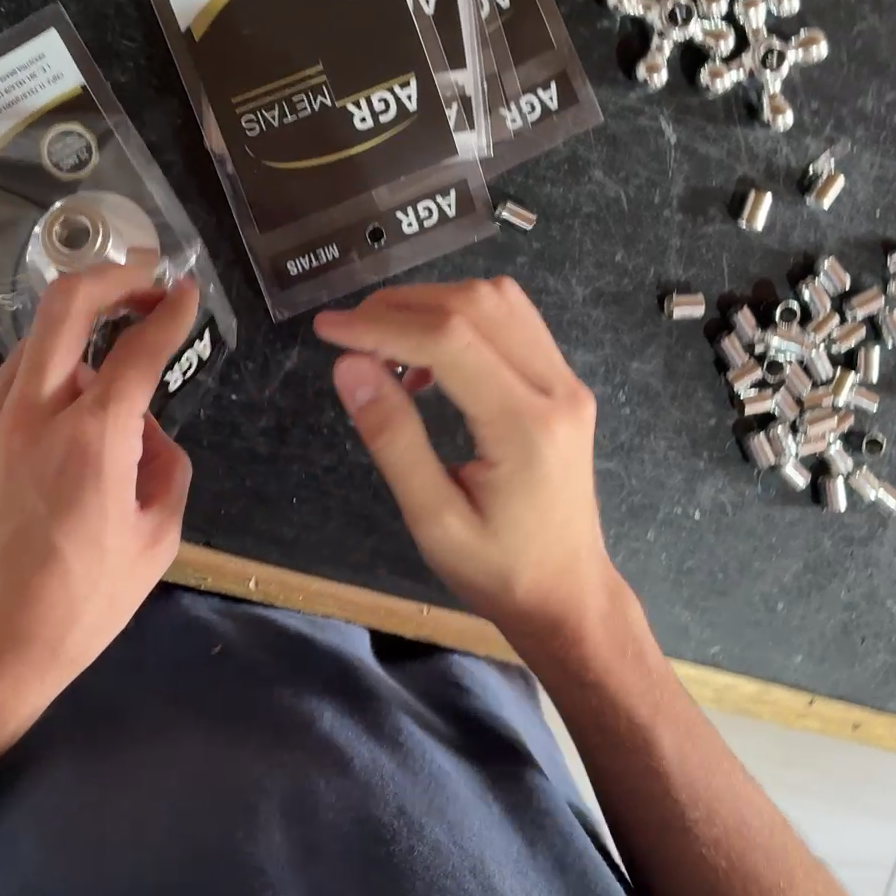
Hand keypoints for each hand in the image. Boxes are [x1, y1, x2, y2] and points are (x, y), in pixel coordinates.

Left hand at [0, 264, 198, 751]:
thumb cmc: (79, 608)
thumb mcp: (155, 543)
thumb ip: (167, 471)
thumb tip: (151, 435)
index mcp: (93, 440)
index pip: (140, 351)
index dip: (170, 312)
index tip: (188, 292)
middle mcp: (34, 415)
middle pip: (64, 307)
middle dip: (111, 278)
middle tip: (144, 282)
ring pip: (34, 342)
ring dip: (79, 332)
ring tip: (114, 365)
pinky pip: (12, 385)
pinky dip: (49, 375)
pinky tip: (69, 411)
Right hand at [314, 277, 626, 650]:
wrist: (568, 594)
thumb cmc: (499, 571)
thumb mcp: (433, 519)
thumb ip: (393, 439)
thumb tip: (349, 367)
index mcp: (525, 426)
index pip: (450, 340)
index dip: (381, 324)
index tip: (328, 329)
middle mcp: (556, 388)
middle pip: (476, 305)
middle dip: (401, 306)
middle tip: (349, 335)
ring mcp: (567, 382)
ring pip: (498, 301)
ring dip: (433, 305)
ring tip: (384, 342)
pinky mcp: (564, 385)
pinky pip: (513, 323)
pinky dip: (462, 320)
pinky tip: (430, 360)